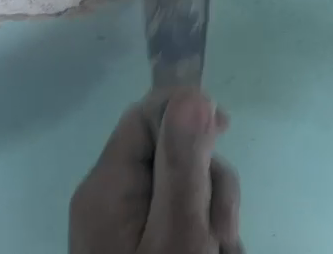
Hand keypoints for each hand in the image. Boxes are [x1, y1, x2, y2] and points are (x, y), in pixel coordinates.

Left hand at [69, 90, 242, 253]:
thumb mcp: (177, 232)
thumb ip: (182, 165)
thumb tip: (193, 95)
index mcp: (106, 184)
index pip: (145, 115)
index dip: (186, 110)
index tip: (225, 126)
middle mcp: (110, 199)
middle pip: (170, 156)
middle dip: (209, 184)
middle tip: (223, 230)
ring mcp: (125, 228)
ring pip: (183, 192)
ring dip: (213, 217)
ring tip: (222, 252)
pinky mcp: (141, 246)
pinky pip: (179, 222)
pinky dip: (204, 237)